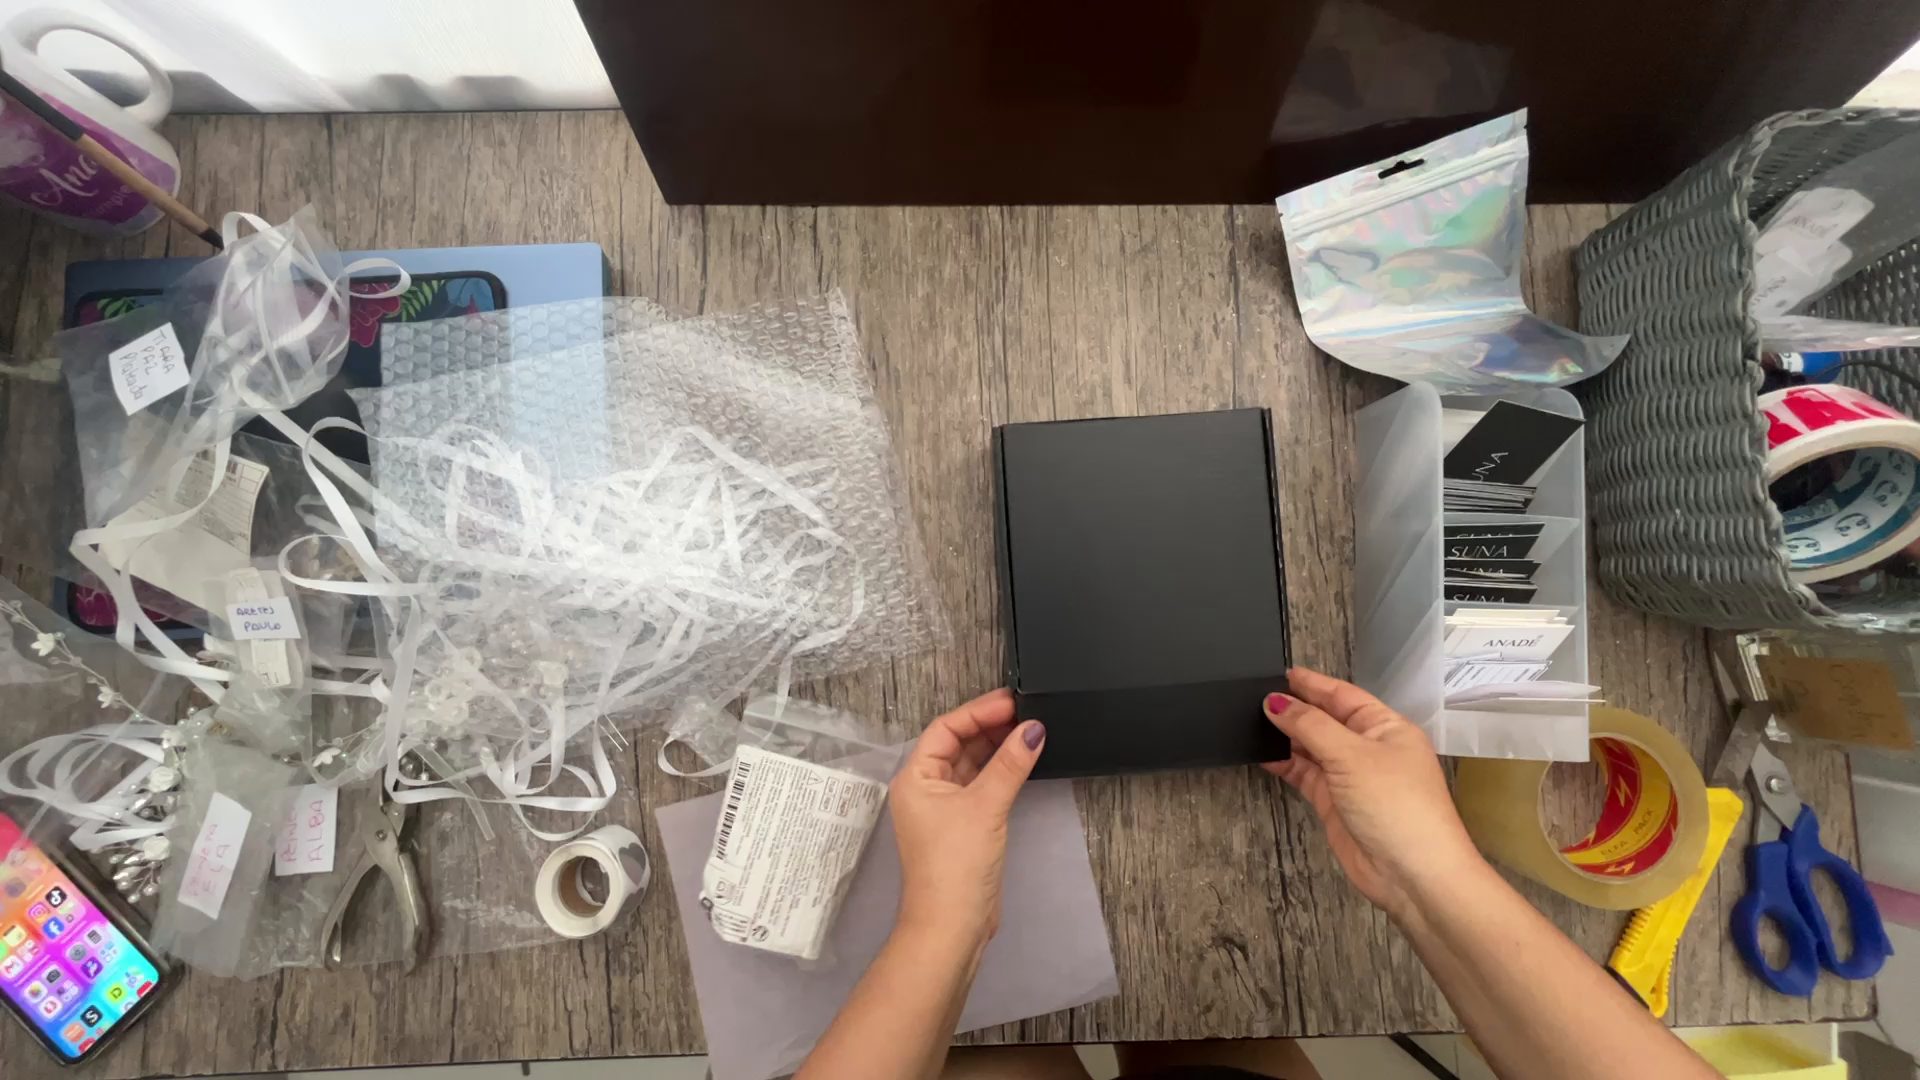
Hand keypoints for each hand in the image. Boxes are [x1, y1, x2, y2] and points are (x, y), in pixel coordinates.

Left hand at [889, 688, 1044, 947]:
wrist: (952, 927)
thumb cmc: (957, 863)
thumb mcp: (985, 806)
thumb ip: (1010, 765)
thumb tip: (1034, 728)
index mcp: (916, 777)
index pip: (945, 728)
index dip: (978, 711)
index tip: (1011, 701)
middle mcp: (925, 787)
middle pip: (957, 743)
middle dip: (989, 726)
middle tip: (1025, 712)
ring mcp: (944, 807)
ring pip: (970, 763)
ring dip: (996, 748)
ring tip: (1029, 729)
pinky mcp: (963, 824)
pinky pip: (980, 784)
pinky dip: (999, 771)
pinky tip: (1022, 760)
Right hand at [1263, 667, 1485, 919]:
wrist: (1413, 876)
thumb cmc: (1396, 807)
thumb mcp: (1352, 756)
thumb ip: (1309, 725)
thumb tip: (1274, 701)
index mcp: (1386, 728)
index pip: (1343, 696)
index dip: (1312, 684)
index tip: (1280, 673)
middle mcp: (1369, 748)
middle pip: (1324, 719)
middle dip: (1294, 709)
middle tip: (1255, 696)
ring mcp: (1350, 776)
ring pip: (1311, 746)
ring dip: (1285, 736)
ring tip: (1251, 721)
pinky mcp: (1334, 801)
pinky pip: (1303, 773)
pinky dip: (1284, 763)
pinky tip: (1262, 754)